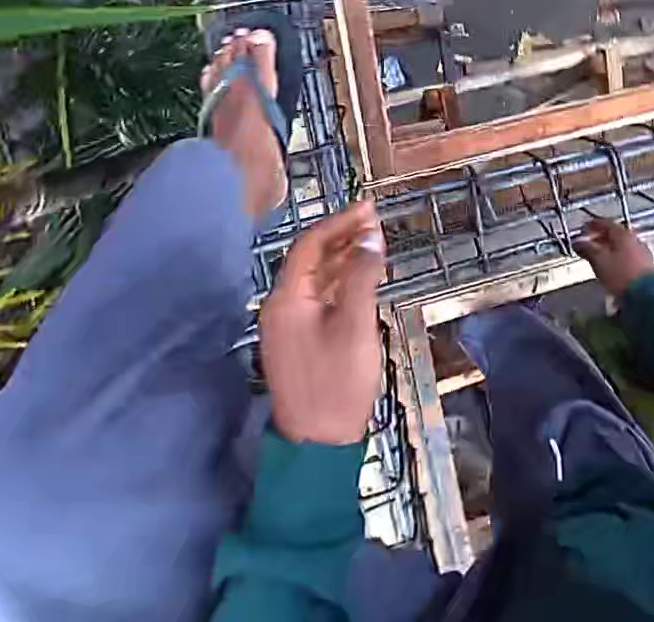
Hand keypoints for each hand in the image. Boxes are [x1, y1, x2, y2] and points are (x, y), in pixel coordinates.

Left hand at [261, 200, 387, 445]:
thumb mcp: (355, 326)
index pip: (310, 245)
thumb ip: (362, 278)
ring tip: (372, 241)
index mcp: (286, 298)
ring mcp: (286, 324)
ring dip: (342, 257)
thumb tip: (370, 239)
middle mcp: (280, 305)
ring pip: (315, 277)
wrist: (318, 445)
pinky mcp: (297, 339)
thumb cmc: (337, 383)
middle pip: (310, 258)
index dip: (339, 222)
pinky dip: (339, 282)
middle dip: (341, 236)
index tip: (368, 208)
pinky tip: (360, 277)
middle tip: (373, 219)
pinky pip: (317, 297)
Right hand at [571, 217, 653, 296]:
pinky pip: (628, 259)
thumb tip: (577, 243)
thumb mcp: (598, 259)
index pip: (605, 223)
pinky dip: (617, 260)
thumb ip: (586, 248)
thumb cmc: (622, 275)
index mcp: (623, 234)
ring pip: (621, 247)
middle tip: (588, 244)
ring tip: (597, 259)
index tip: (583, 230)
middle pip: (614, 235)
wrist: (649, 297)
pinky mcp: (647, 269)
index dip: (591, 225)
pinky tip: (611, 269)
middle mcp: (635, 241)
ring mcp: (643, 254)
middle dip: (599, 239)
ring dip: (608, 250)